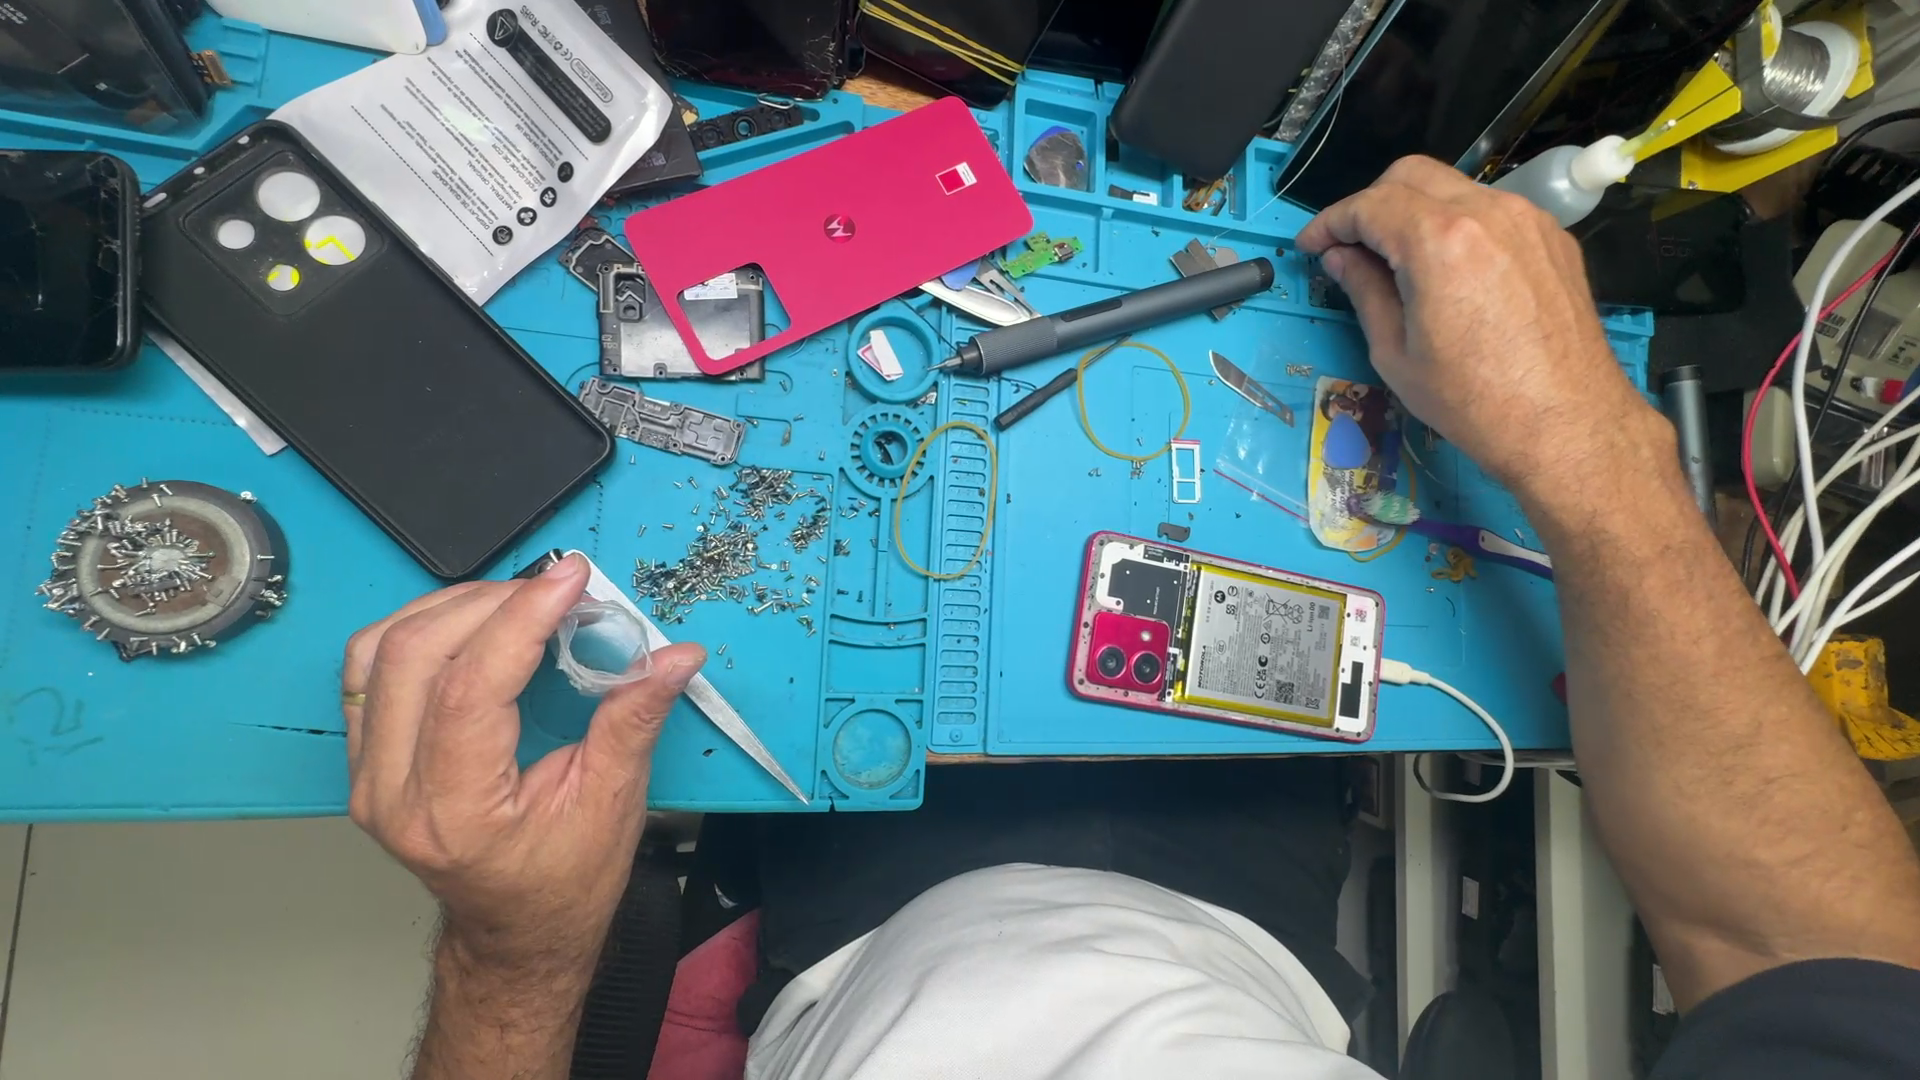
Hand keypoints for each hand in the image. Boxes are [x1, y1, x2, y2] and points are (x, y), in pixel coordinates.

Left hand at [342, 554, 704, 979]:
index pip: (471, 687)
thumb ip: (636, 719)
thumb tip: (678, 654)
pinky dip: (421, 627)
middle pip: (411, 657)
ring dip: (451, 606)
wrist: (516, 932)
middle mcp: (390, 790)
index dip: (522, 618)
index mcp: (454, 808)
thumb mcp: (615, 801)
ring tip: (520, 598)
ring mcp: (368, 774)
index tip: (573, 577)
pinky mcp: (368, 761)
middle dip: (490, 601)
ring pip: (376, 653)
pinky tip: (476, 622)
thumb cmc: (570, 878)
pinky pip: (368, 670)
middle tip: (558, 588)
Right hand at [1295, 156, 1664, 502]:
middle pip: (1410, 176)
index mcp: (1439, 243)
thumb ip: (1364, 290)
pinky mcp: (1549, 237)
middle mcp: (1486, 213)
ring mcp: (1525, 220)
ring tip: (1392, 261)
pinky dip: (1452, 224)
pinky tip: (1441, 269)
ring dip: (1411, 211)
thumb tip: (1340, 259)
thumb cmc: (1466, 397)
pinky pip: (1488, 210)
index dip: (1329, 222)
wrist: (1560, 419)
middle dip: (1368, 203)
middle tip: (1345, 247)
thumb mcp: (1393, 350)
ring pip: (1452, 187)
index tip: (1310, 246)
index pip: (1370, 205)